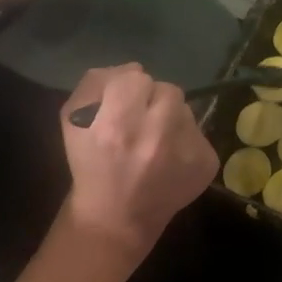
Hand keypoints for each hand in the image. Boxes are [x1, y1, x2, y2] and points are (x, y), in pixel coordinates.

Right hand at [59, 64, 216, 257]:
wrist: (120, 214)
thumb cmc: (91, 164)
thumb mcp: (73, 120)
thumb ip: (96, 85)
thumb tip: (130, 68)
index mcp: (117, 124)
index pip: (137, 78)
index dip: (130, 86)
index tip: (125, 101)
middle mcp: (157, 135)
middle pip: (169, 90)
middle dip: (155, 99)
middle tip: (143, 117)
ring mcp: (188, 150)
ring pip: (187, 111)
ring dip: (172, 118)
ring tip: (156, 139)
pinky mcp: (208, 162)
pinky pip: (200, 134)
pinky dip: (186, 139)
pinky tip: (170, 157)